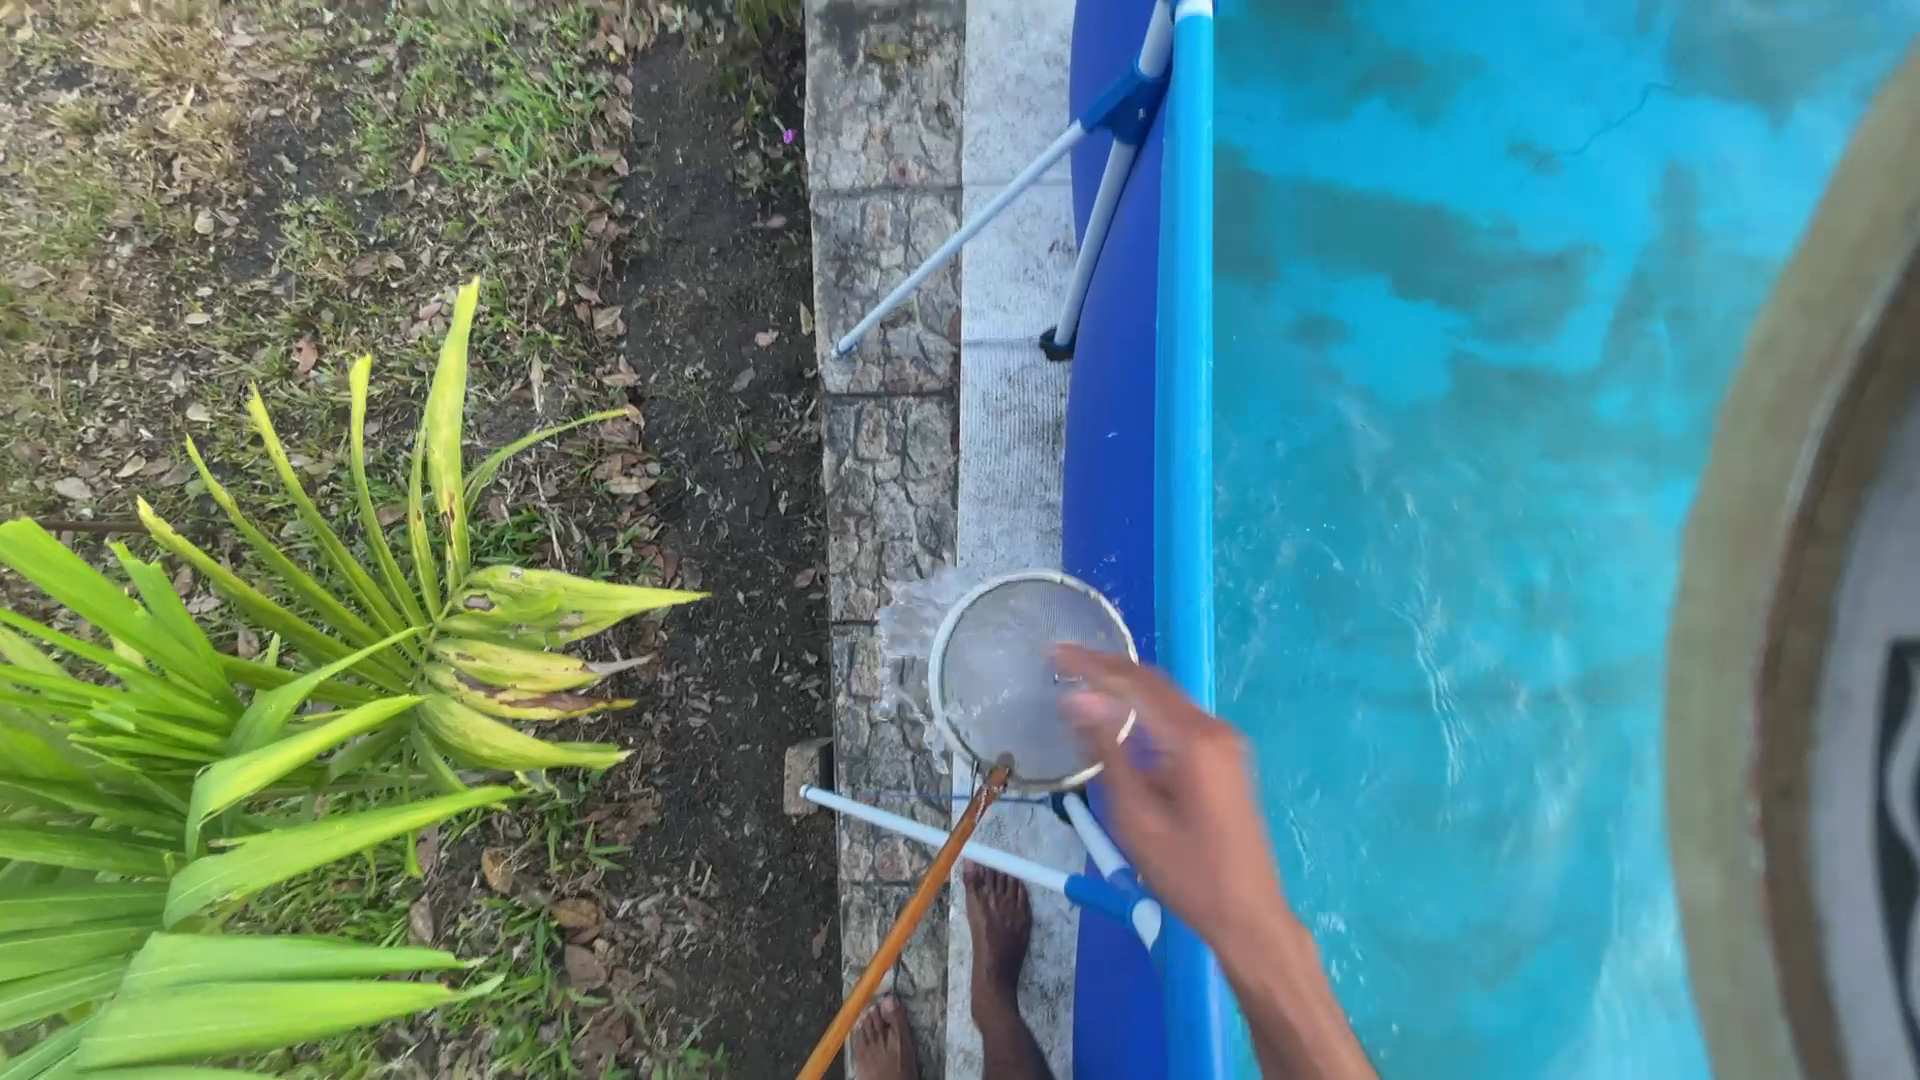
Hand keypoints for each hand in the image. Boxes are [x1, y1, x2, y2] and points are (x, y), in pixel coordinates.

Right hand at [1053, 643, 1288, 947]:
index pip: (1135, 683)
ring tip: (1080, 679)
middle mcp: (1214, 728)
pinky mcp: (1223, 753)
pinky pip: (1176, 715)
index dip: (1091, 664)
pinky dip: (1142, 707)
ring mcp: (1223, 740)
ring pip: (1165, 696)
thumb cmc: (1188, 875)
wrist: (1249, 915)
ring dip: (1123, 686)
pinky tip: (1116, 713)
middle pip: (1153, 681)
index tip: (1054, 652)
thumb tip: (1078, 700)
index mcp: (1194, 740)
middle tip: (1061, 659)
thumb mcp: (1136, 816)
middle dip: (1105, 667)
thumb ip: (1108, 751)